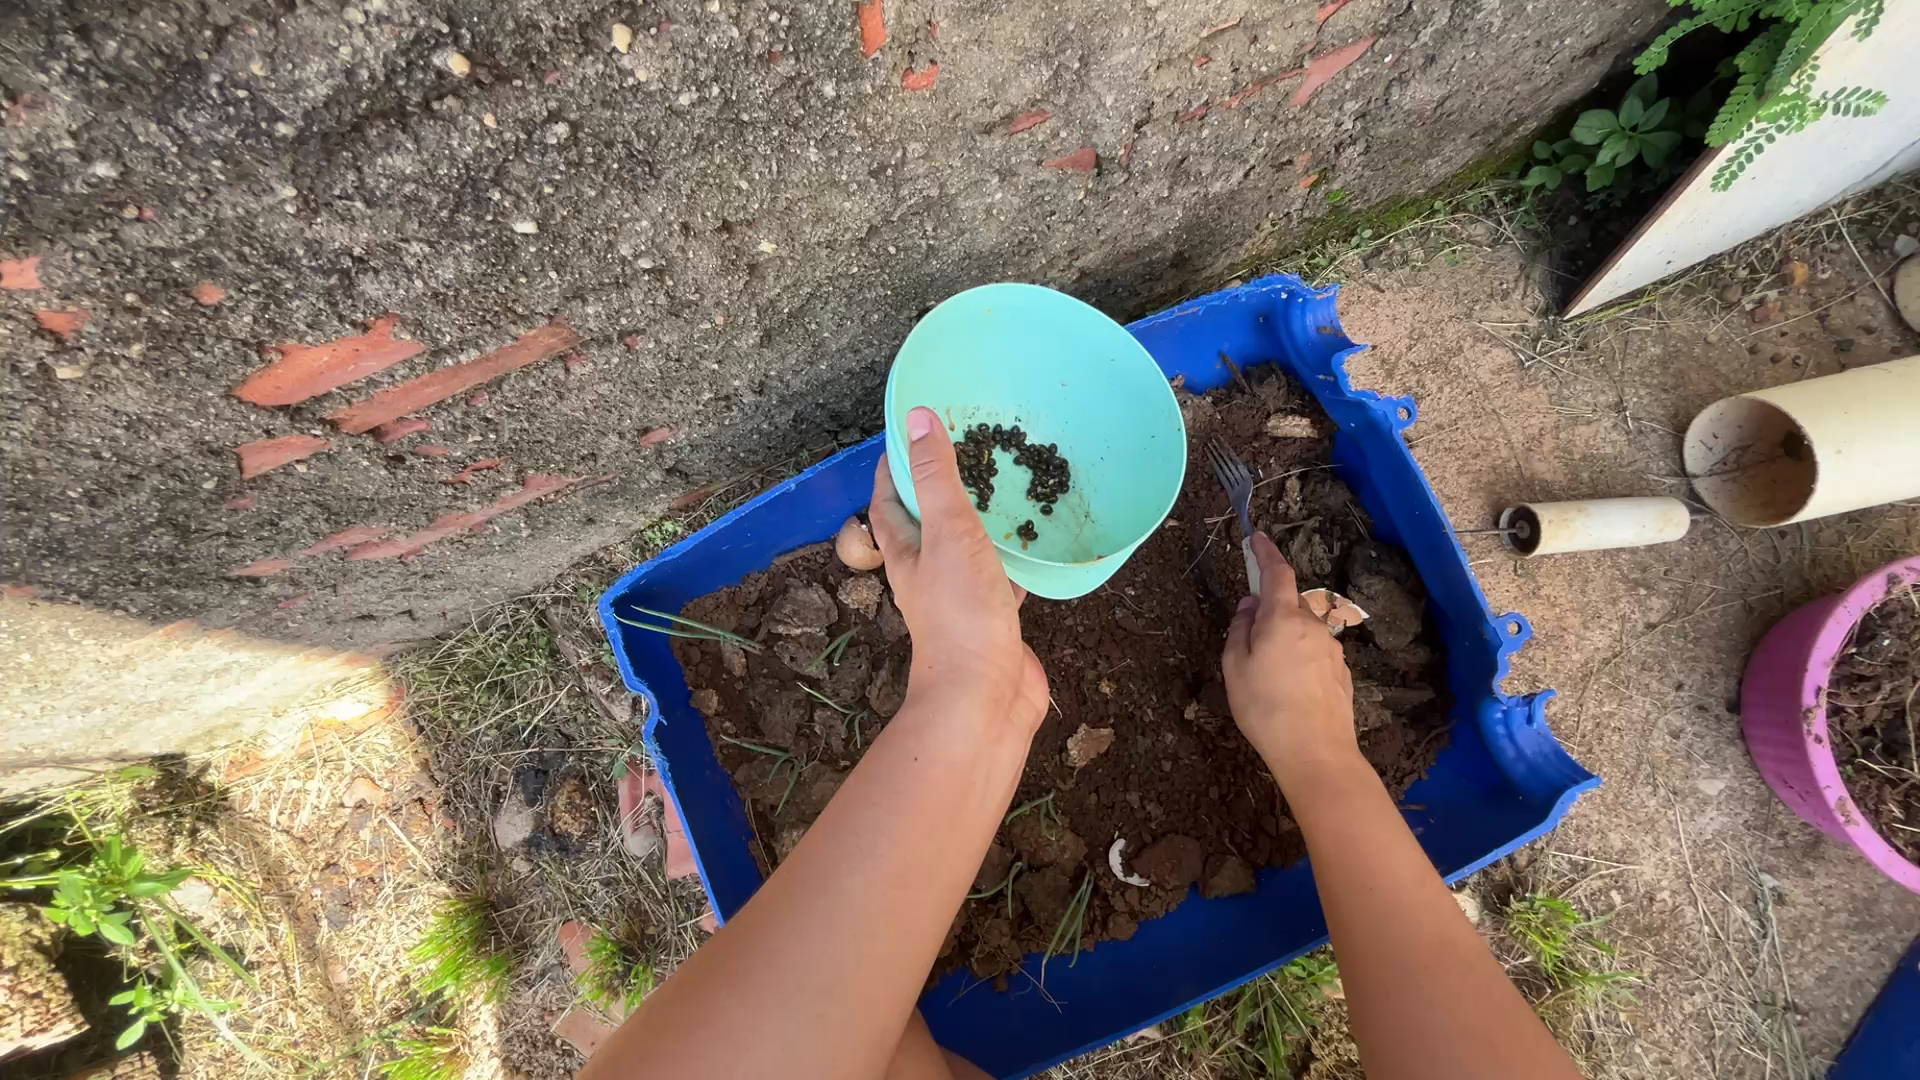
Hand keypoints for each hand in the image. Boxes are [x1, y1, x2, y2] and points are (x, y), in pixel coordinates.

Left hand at [869, 407, 1049, 736]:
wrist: (985, 695)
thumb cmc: (960, 612)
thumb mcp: (947, 532)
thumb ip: (937, 478)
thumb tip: (917, 417)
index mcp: (905, 548)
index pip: (889, 496)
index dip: (896, 462)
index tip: (915, 428)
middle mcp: (928, 569)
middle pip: (928, 518)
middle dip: (944, 484)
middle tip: (975, 447)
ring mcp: (962, 592)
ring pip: (968, 544)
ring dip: (981, 517)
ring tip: (1009, 483)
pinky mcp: (994, 612)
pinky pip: (1003, 572)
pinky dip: (1015, 553)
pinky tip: (1037, 538)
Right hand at [1221, 532, 1359, 787]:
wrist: (1316, 752)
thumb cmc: (1265, 707)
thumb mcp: (1235, 666)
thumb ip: (1239, 629)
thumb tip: (1249, 606)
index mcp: (1283, 619)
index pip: (1277, 573)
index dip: (1266, 552)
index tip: (1256, 537)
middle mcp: (1313, 626)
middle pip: (1289, 602)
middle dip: (1269, 605)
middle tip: (1246, 629)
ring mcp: (1331, 649)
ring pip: (1302, 627)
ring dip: (1283, 633)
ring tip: (1263, 666)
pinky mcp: (1340, 671)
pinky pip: (1313, 649)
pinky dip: (1297, 652)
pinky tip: (1285, 682)